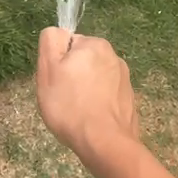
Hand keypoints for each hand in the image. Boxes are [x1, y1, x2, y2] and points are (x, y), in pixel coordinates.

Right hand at [35, 28, 139, 175]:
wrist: (105, 144)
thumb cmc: (70, 105)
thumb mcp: (48, 68)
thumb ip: (51, 41)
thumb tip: (59, 33)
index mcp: (96, 44)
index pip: (69, 46)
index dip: (58, 64)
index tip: (56, 83)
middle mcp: (115, 57)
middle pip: (83, 62)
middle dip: (73, 77)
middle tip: (64, 99)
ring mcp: (125, 80)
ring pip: (95, 80)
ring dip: (85, 92)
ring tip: (77, 113)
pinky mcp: (130, 101)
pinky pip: (106, 97)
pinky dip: (98, 105)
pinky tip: (91, 122)